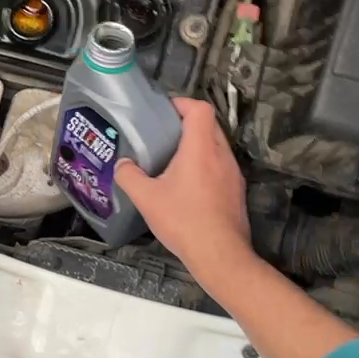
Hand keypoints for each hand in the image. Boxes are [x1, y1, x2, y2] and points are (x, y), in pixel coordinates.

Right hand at [117, 98, 254, 278]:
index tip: (164, 111)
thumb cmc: (183, 220)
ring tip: (173, 158)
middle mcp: (221, 155)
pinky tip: (188, 184)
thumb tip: (122, 165)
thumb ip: (129, 176)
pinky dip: (205, 165)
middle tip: (163, 134)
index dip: (182, 103)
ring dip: (197, 146)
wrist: (219, 254)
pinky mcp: (236, 191)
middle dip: (187, 124)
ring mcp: (233, 173)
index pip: (199, 109)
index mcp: (200, 149)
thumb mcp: (146, 198)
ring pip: (216, 146)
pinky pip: (221, 166)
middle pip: (209, 125)